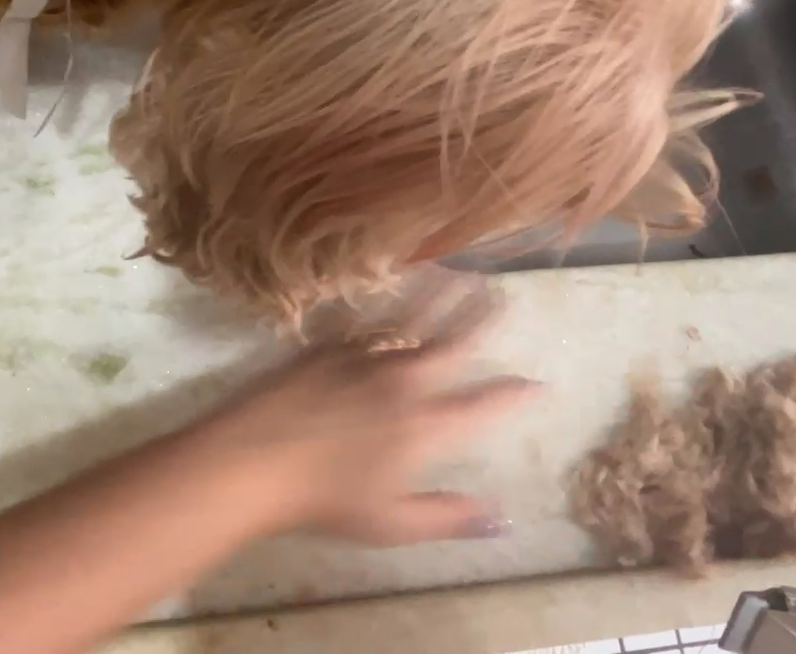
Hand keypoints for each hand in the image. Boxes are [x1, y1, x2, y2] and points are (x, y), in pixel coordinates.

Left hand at [189, 273, 536, 546]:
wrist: (255, 458)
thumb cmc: (325, 500)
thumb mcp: (394, 524)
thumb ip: (449, 516)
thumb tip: (503, 516)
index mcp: (425, 426)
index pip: (483, 406)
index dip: (515, 394)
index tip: (539, 382)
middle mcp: (402, 381)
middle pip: (453, 342)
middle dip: (482, 317)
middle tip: (503, 294)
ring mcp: (363, 356)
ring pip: (411, 318)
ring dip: (439, 295)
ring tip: (457, 271)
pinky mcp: (328, 343)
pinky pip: (363, 316)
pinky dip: (382, 301)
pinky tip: (389, 286)